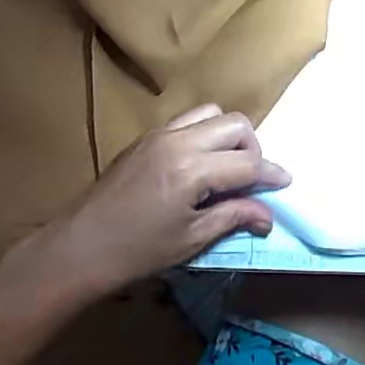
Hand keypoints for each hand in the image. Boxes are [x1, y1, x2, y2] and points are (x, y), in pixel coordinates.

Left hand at [22, 104, 289, 299]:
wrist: (80, 246)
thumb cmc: (138, 251)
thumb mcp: (191, 239)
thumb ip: (233, 216)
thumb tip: (268, 214)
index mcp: (191, 170)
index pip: (247, 163)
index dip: (271, 174)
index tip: (285, 183)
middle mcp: (178, 141)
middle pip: (235, 124)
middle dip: (252, 149)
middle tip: (250, 179)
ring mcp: (159, 135)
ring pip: (211, 113)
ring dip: (227, 136)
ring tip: (224, 167)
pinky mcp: (145, 137)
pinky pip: (186, 121)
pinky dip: (203, 134)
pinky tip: (197, 165)